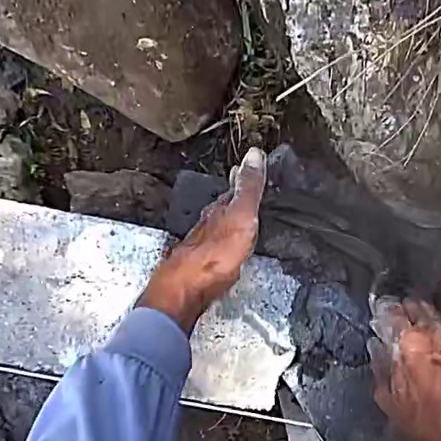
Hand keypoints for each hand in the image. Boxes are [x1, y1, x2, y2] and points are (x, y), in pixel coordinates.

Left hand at [138, 147, 266, 330]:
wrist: (186, 287)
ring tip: (239, 209)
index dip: (244, 176)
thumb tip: (254, 153)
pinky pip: (217, 242)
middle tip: (244, 182)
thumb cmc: (215, 253)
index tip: (251, 164)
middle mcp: (210, 223)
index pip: (234, 187)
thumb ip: (249, 188)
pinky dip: (224, 236)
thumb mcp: (241, 215)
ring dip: (229, 214)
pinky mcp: (203, 263)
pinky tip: (226, 241)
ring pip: (219, 222)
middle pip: (225, 204)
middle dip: (235, 194)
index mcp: (220, 209)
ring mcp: (204, 242)